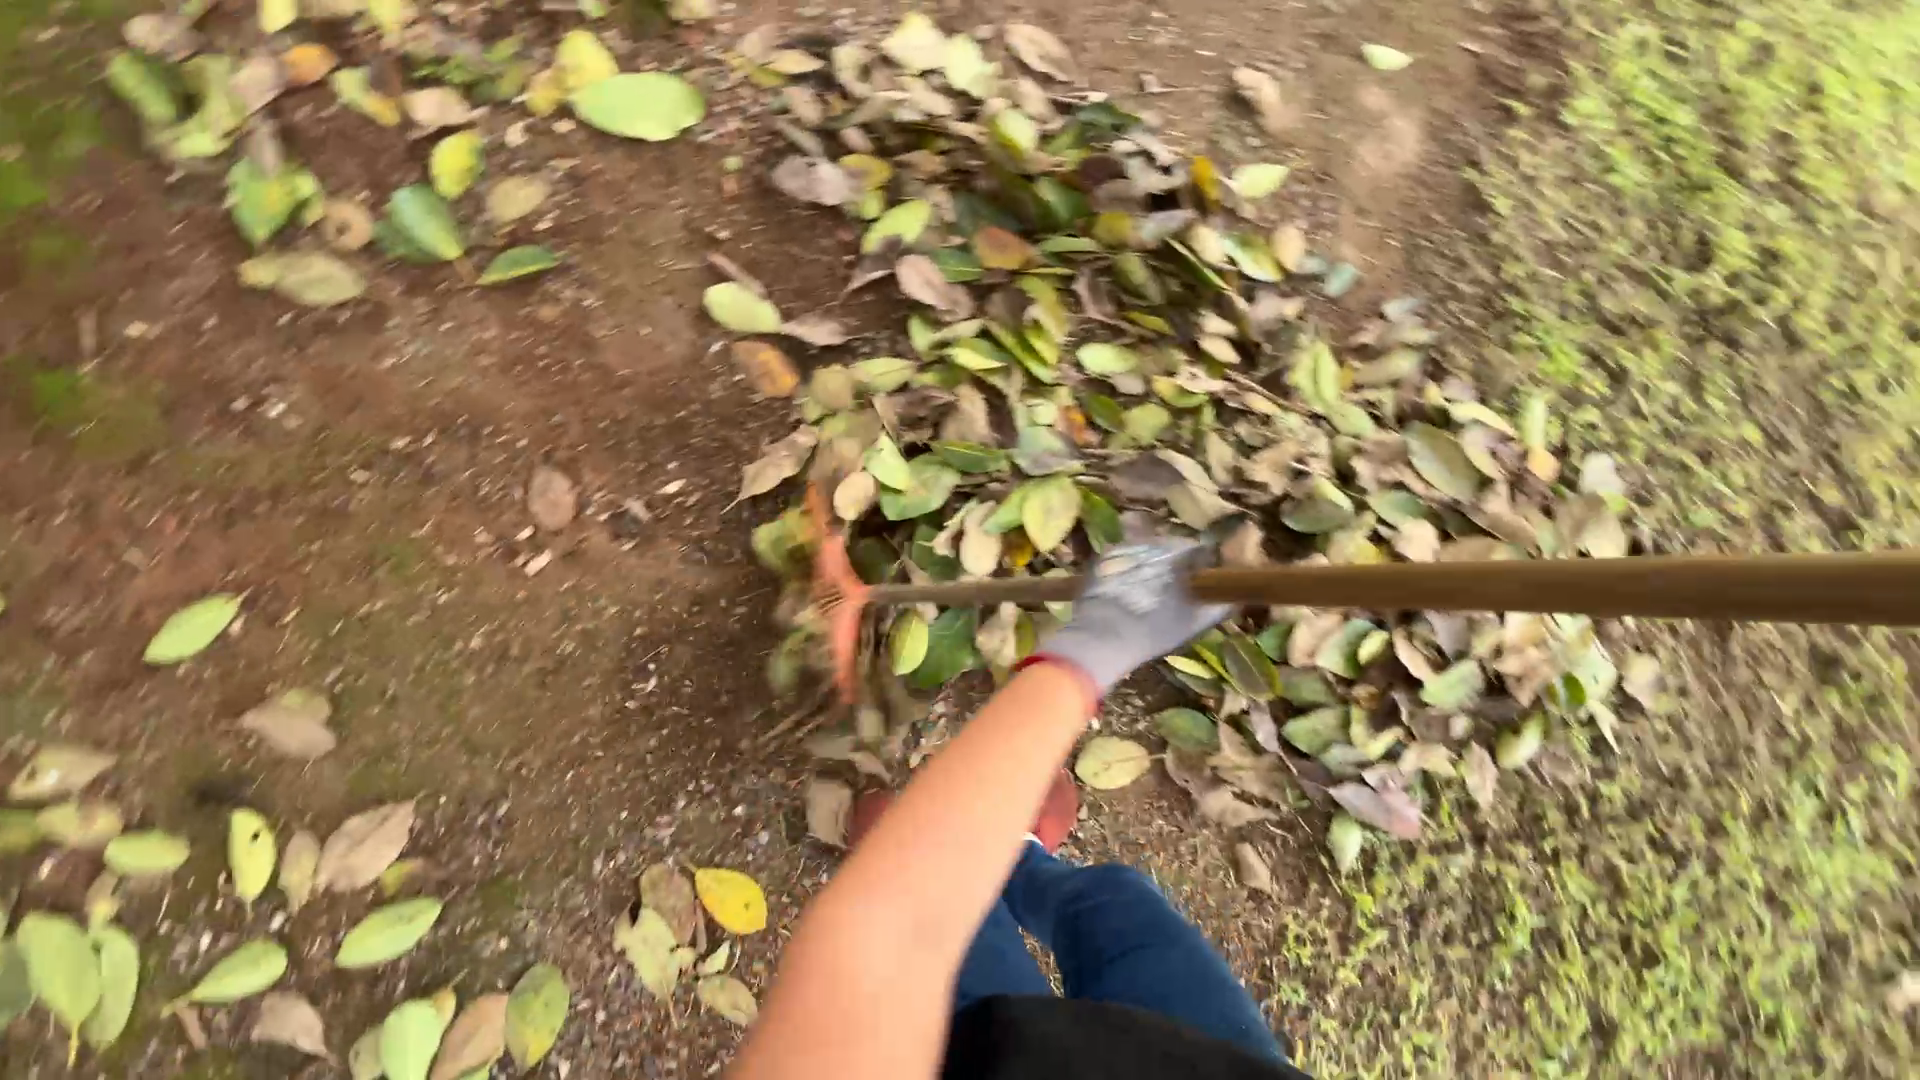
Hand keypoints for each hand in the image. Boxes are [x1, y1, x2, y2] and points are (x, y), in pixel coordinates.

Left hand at [1035, 537, 1232, 694]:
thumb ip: (1218, 606)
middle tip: (1172, 587)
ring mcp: (1124, 546)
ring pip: (1146, 549)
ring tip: (1146, 589)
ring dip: (1150, 563)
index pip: (1199, 549)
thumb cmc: (1153, 631)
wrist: (1102, 637)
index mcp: (1179, 553)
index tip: (1199, 581)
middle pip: (1171, 546)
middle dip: (1175, 562)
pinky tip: (1125, 588)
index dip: (1200, 565)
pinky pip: (1123, 556)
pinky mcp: (1103, 556)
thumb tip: (1233, 598)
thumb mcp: (1193, 623)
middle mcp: (1152, 541)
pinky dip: (1127, 567)